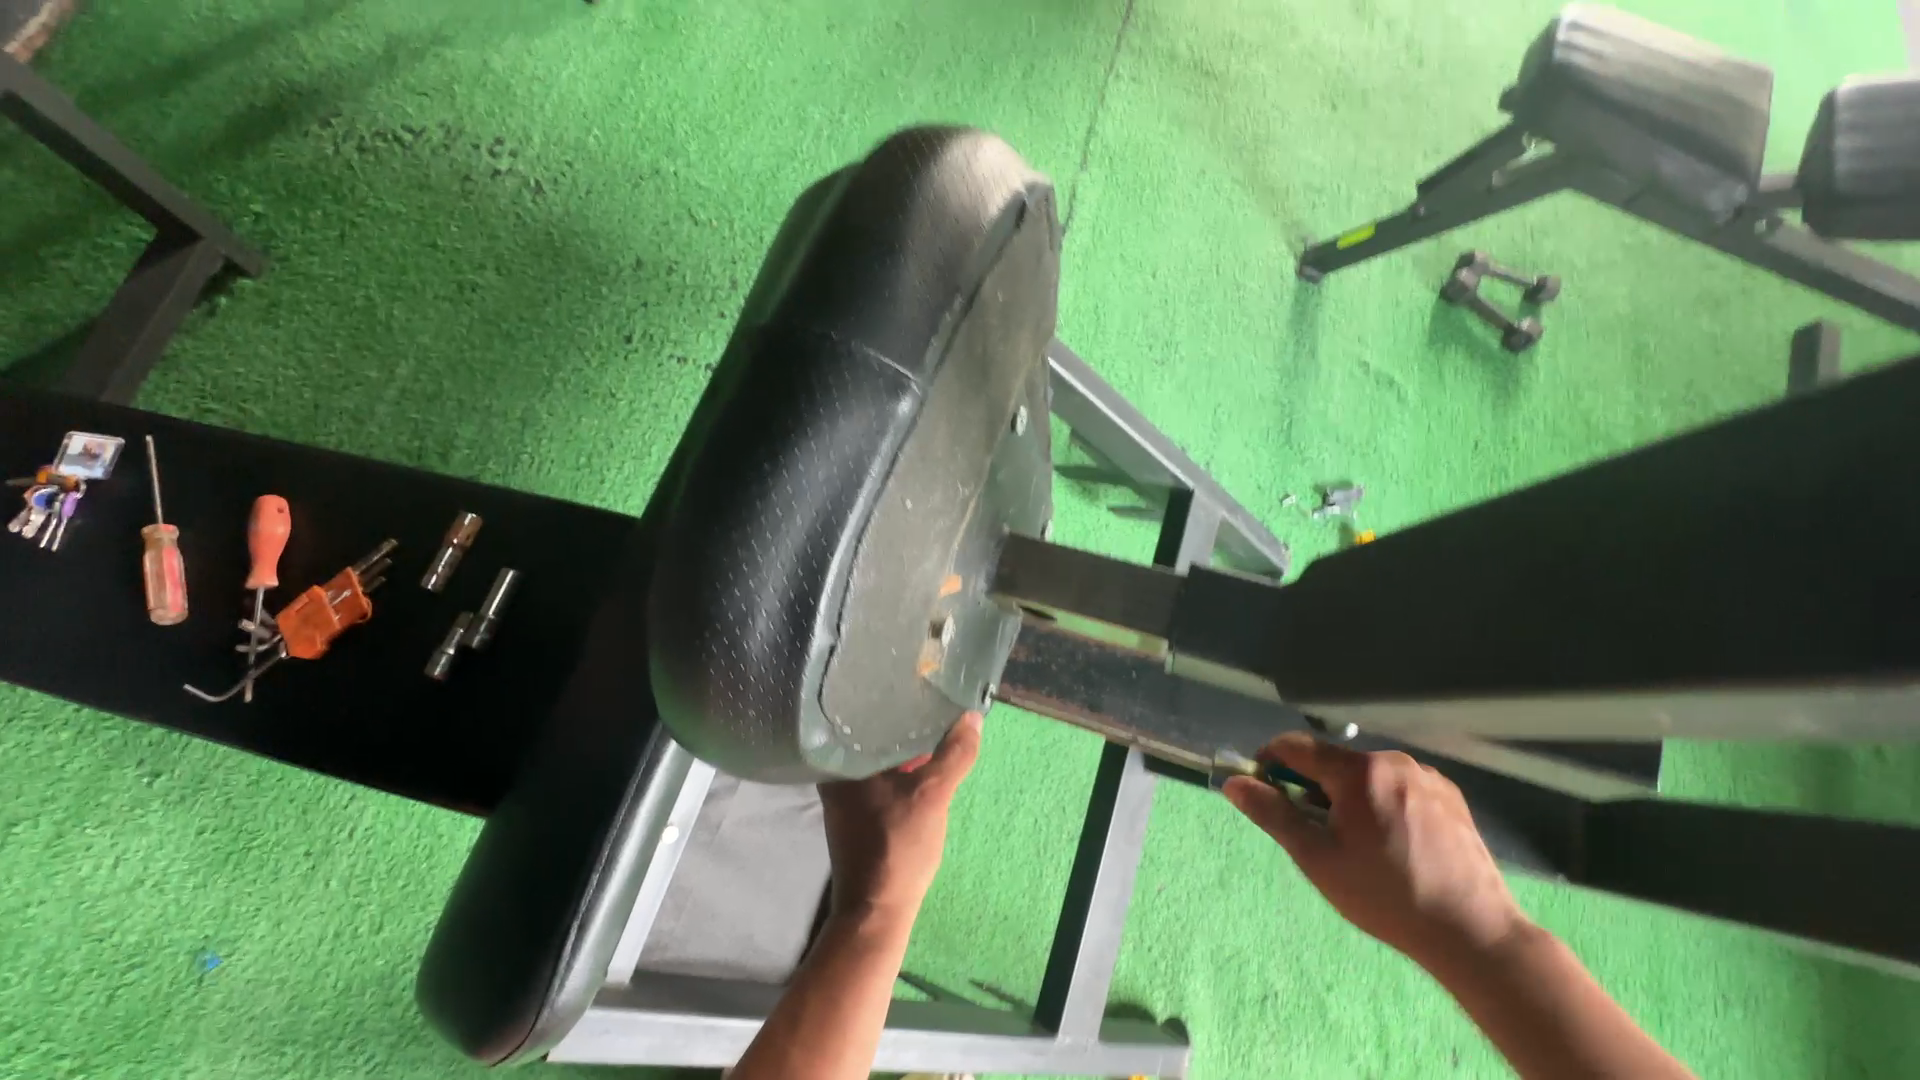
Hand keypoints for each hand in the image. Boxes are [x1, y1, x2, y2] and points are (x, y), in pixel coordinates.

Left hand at [818, 711, 982, 924]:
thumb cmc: (896, 846)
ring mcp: (846, 796)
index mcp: (839, 762)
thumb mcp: (933, 795)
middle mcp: (835, 775)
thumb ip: (953, 755)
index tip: (919, 684)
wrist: (876, 911)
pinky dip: (902, 770)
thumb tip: (972, 717)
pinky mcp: (858, 814)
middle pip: (873, 736)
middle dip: (903, 722)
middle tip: (934, 701)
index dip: (893, 698)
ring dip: (905, 748)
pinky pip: (883, 778)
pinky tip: (924, 765)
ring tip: (935, 728)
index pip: (864, 714)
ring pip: (880, 758)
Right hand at [1222, 734, 1528, 970]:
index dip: (1269, 762)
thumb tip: (1234, 782)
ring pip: (1367, 775)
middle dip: (1312, 787)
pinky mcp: (1451, 797)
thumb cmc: (1384, 895)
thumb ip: (1272, 813)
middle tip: (1314, 833)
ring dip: (1348, 796)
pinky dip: (1382, 803)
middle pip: (1333, 762)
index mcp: (1359, 771)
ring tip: (1356, 845)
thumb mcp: (1316, 858)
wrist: (1473, 934)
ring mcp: (1427, 777)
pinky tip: (1393, 844)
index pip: (1296, 746)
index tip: (1262, 791)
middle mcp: (1394, 761)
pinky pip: (1398, 787)